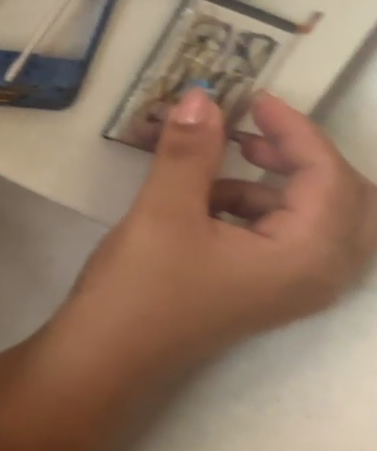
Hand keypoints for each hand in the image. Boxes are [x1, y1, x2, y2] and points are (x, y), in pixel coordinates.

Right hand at [63, 88, 376, 365]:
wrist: (108, 352)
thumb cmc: (141, 286)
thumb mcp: (161, 214)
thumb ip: (187, 155)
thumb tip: (202, 98)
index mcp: (314, 253)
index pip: (330, 176)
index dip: (294, 131)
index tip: (252, 98)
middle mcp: (323, 271)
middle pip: (342, 197)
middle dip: (295, 157)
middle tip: (241, 131)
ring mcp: (295, 285)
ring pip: (311, 217)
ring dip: (269, 183)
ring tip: (206, 170)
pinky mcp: (263, 290)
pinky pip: (284, 236)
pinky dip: (252, 208)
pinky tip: (200, 206)